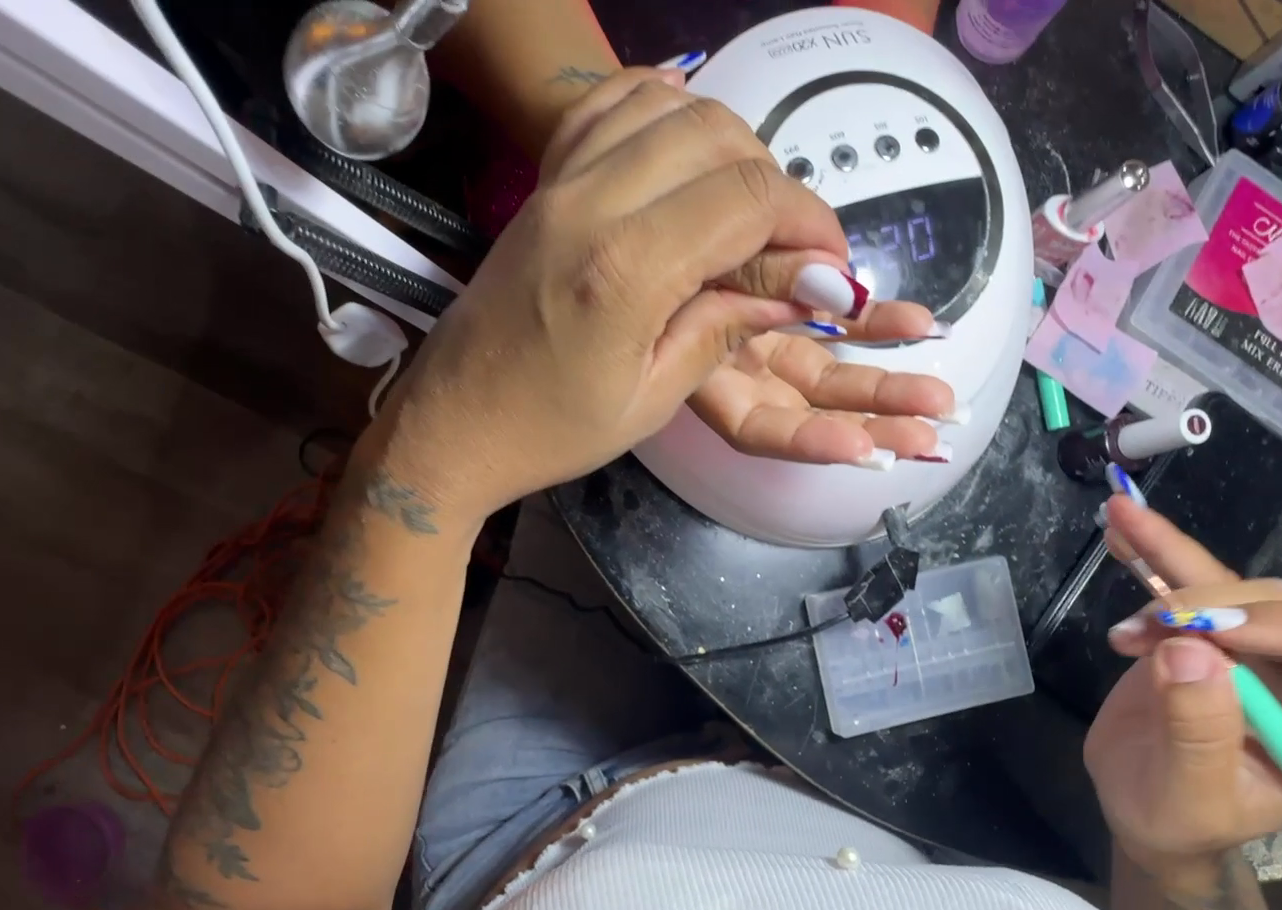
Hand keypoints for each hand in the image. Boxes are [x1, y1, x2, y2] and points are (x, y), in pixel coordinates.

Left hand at [374, 70, 955, 517]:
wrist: (452, 425)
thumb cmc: (551, 430)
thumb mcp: (651, 398)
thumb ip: (725, 326)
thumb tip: (801, 288)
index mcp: (625, 270)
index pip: (746, 198)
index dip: (808, 221)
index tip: (829, 263)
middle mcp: (591, 203)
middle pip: (717, 138)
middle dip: (775, 182)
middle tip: (789, 242)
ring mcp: (559, 183)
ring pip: (669, 108)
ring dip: (728, 144)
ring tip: (743, 204)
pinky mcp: (541, 182)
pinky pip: (607, 105)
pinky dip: (660, 107)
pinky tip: (686, 139)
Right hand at [1083, 496, 1281, 871]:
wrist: (1141, 805)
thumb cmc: (1179, 820)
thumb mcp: (1190, 795)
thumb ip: (1198, 731)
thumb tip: (1188, 649)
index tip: (1210, 633)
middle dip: (1212, 606)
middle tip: (1143, 629)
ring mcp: (1256, 649)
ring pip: (1233, 584)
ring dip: (1172, 574)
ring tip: (1118, 558)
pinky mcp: (1205, 632)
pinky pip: (1189, 580)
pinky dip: (1155, 552)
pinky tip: (1121, 526)